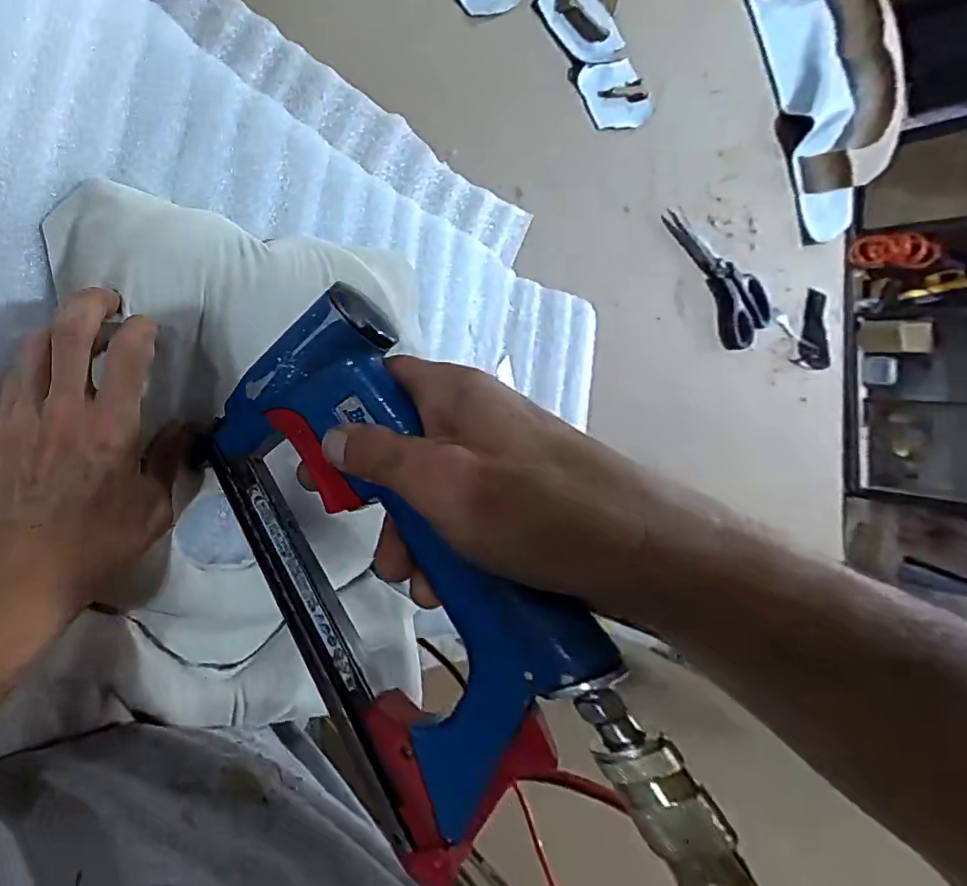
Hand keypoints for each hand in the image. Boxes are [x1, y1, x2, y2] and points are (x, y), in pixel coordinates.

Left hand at [0, 287, 186, 615]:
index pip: (127, 352)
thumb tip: (187, 425)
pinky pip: (16, 374)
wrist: (22, 576)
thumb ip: (170, 459)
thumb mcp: (152, 511)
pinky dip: (36, 357)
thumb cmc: (96, 546)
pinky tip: (48, 369)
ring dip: (59, 324)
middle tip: (110, 301)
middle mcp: (67, 411)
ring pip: (35, 343)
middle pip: (71, 329)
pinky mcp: (0, 428)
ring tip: (77, 329)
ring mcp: (27, 416)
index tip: (148, 328)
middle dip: (93, 301)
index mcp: (111, 429)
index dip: (141, 328)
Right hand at [318, 356, 696, 623]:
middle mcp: (472, 417)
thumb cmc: (530, 507)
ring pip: (432, 490)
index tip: (322, 454)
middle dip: (384, 501)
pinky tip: (450, 589)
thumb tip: (332, 435)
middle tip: (377, 546)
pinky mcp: (518, 497)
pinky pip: (466, 515)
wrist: (645, 555)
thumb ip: (379, 456)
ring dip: (415, 538)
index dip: (345, 410)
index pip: (382, 378)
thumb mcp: (439, 481)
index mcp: (451, 392)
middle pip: (402, 444)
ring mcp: (498, 458)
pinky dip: (450, 548)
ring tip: (420, 585)